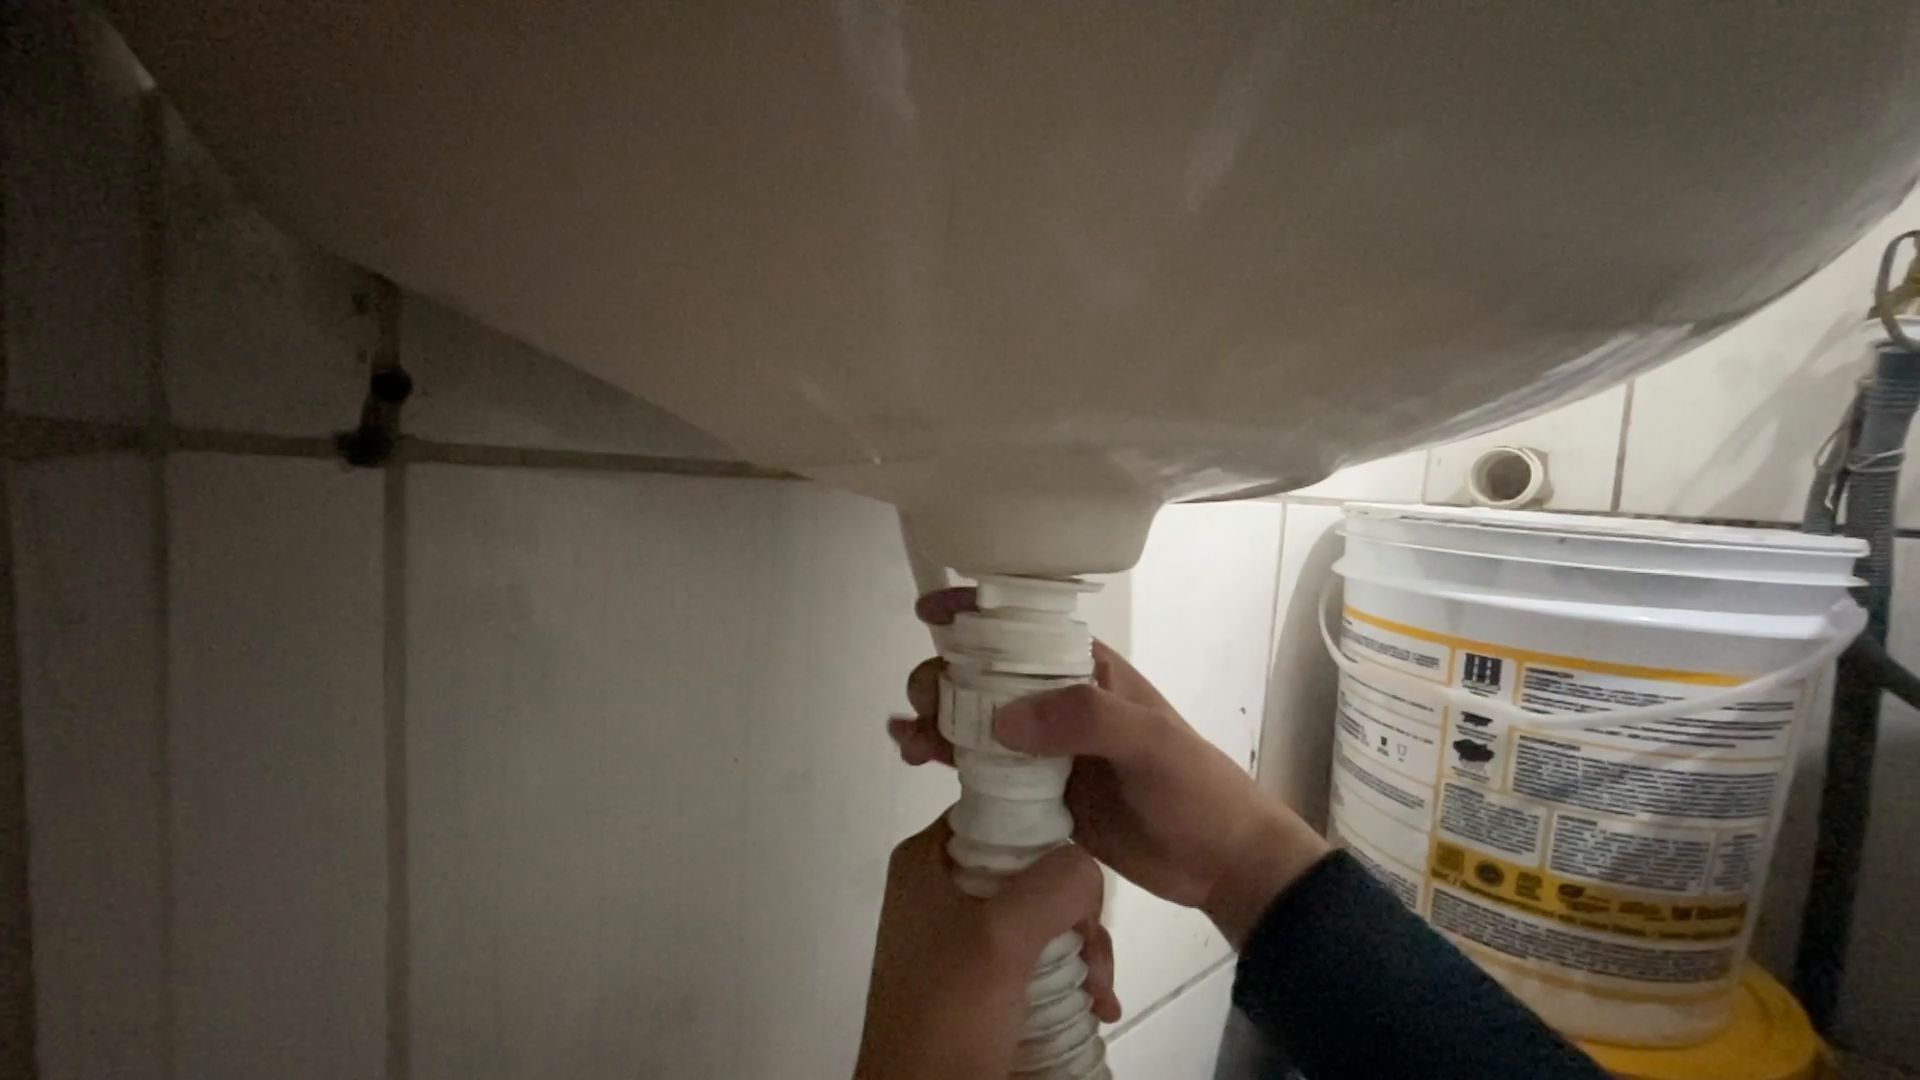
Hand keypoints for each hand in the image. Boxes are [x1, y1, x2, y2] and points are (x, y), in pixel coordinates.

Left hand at [854, 814, 1116, 1079]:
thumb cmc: (948, 1014)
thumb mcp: (1001, 937)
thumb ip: (1053, 883)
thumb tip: (1087, 864)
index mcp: (929, 858)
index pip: (997, 810)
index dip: (1045, 830)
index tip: (1078, 873)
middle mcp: (943, 885)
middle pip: (1030, 864)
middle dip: (1074, 907)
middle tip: (1092, 946)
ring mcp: (960, 933)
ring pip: (1042, 910)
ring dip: (1082, 947)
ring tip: (1098, 990)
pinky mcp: (980, 975)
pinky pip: (1038, 951)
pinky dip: (1072, 973)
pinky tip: (1095, 1003)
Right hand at [889, 588, 1330, 944]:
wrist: (1217, 862)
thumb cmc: (1193, 788)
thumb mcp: (1150, 742)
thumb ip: (1085, 718)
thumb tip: (1001, 719)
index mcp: (1083, 669)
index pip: (1021, 627)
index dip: (973, 612)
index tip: (929, 613)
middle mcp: (1054, 700)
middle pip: (982, 673)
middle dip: (943, 675)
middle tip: (927, 704)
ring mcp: (1040, 747)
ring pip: (971, 718)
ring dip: (933, 717)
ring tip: (910, 738)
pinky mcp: (1030, 791)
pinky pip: (978, 765)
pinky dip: (943, 755)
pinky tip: (915, 756)